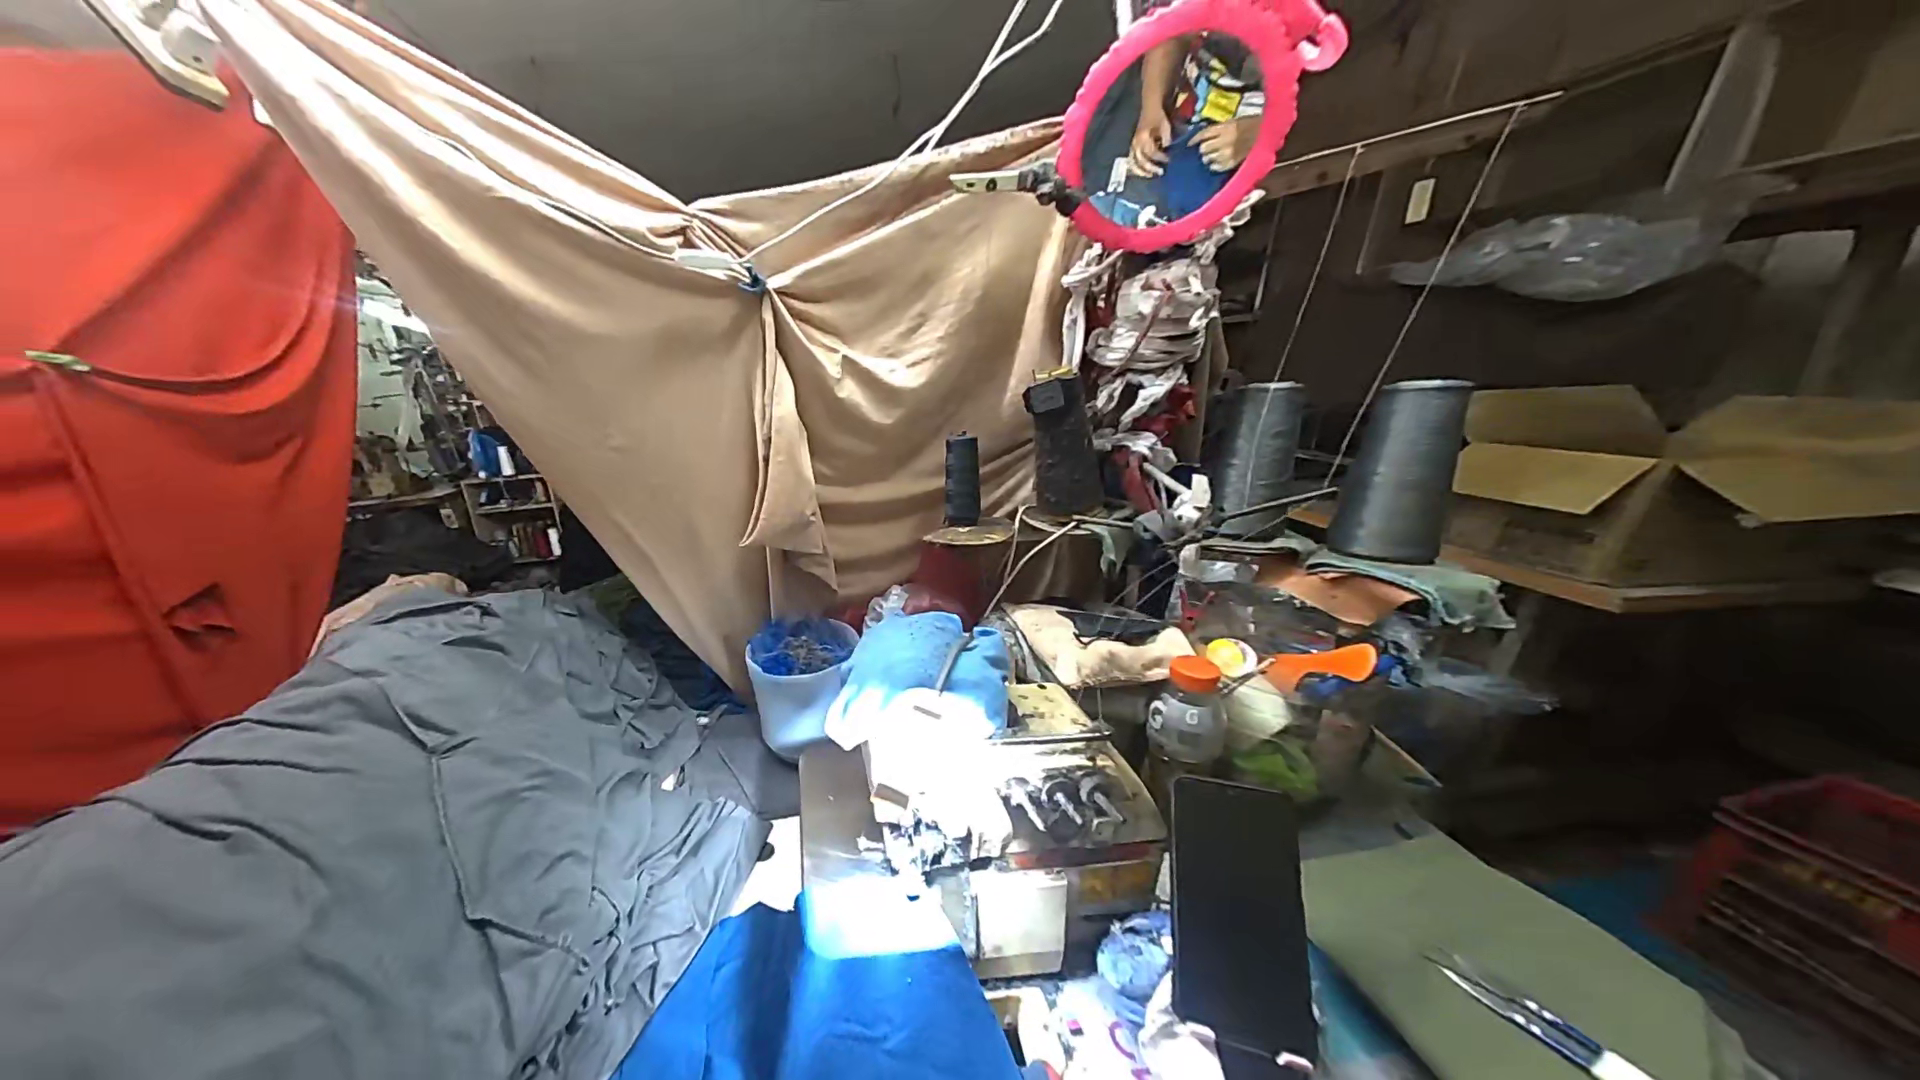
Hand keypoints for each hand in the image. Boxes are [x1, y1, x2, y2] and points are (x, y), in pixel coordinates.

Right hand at [1129, 105, 1172, 176]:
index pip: (1151, 152)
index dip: (1161, 157)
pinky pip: (1132, 161)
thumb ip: (1166, 137)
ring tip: (1150, 175)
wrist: (1149, 106)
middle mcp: (1136, 143)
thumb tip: (1166, 149)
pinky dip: (1137, 168)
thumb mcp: (1165, 124)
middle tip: (1160, 172)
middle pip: (1142, 160)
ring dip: (1142, 171)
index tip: (1169, 160)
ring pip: (1135, 163)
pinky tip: (1143, 172)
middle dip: (1151, 167)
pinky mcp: (1133, 147)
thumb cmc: (1158, 115)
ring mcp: (1133, 146)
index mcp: (1143, 137)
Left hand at [1191, 115, 1259, 171]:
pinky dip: (1215, 165)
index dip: (1194, 139)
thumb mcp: (1235, 121)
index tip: (1189, 144)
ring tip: (1213, 156)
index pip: (1204, 134)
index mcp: (1225, 127)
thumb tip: (1204, 137)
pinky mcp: (1231, 163)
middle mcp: (1224, 140)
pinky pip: (1216, 167)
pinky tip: (1218, 163)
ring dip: (1208, 158)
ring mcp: (1227, 153)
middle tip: (1206, 150)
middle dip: (1203, 149)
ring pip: (1208, 159)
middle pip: (1204, 148)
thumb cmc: (1252, 124)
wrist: (1268, 132)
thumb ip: (1220, 129)